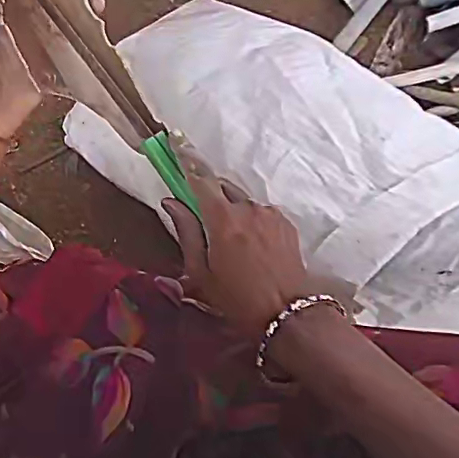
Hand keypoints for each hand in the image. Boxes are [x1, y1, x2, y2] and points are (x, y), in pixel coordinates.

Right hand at [159, 149, 318, 336]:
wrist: (287, 316)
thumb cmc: (236, 299)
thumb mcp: (200, 271)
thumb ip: (185, 231)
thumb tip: (171, 202)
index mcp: (222, 220)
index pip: (199, 179)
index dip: (185, 159)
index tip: (175, 141)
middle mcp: (247, 209)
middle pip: (220, 186)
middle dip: (207, 193)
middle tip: (201, 217)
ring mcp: (269, 214)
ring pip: (240, 199)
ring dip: (229, 208)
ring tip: (228, 240)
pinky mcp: (285, 223)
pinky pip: (259, 211)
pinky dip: (249, 218)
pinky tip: (248, 244)